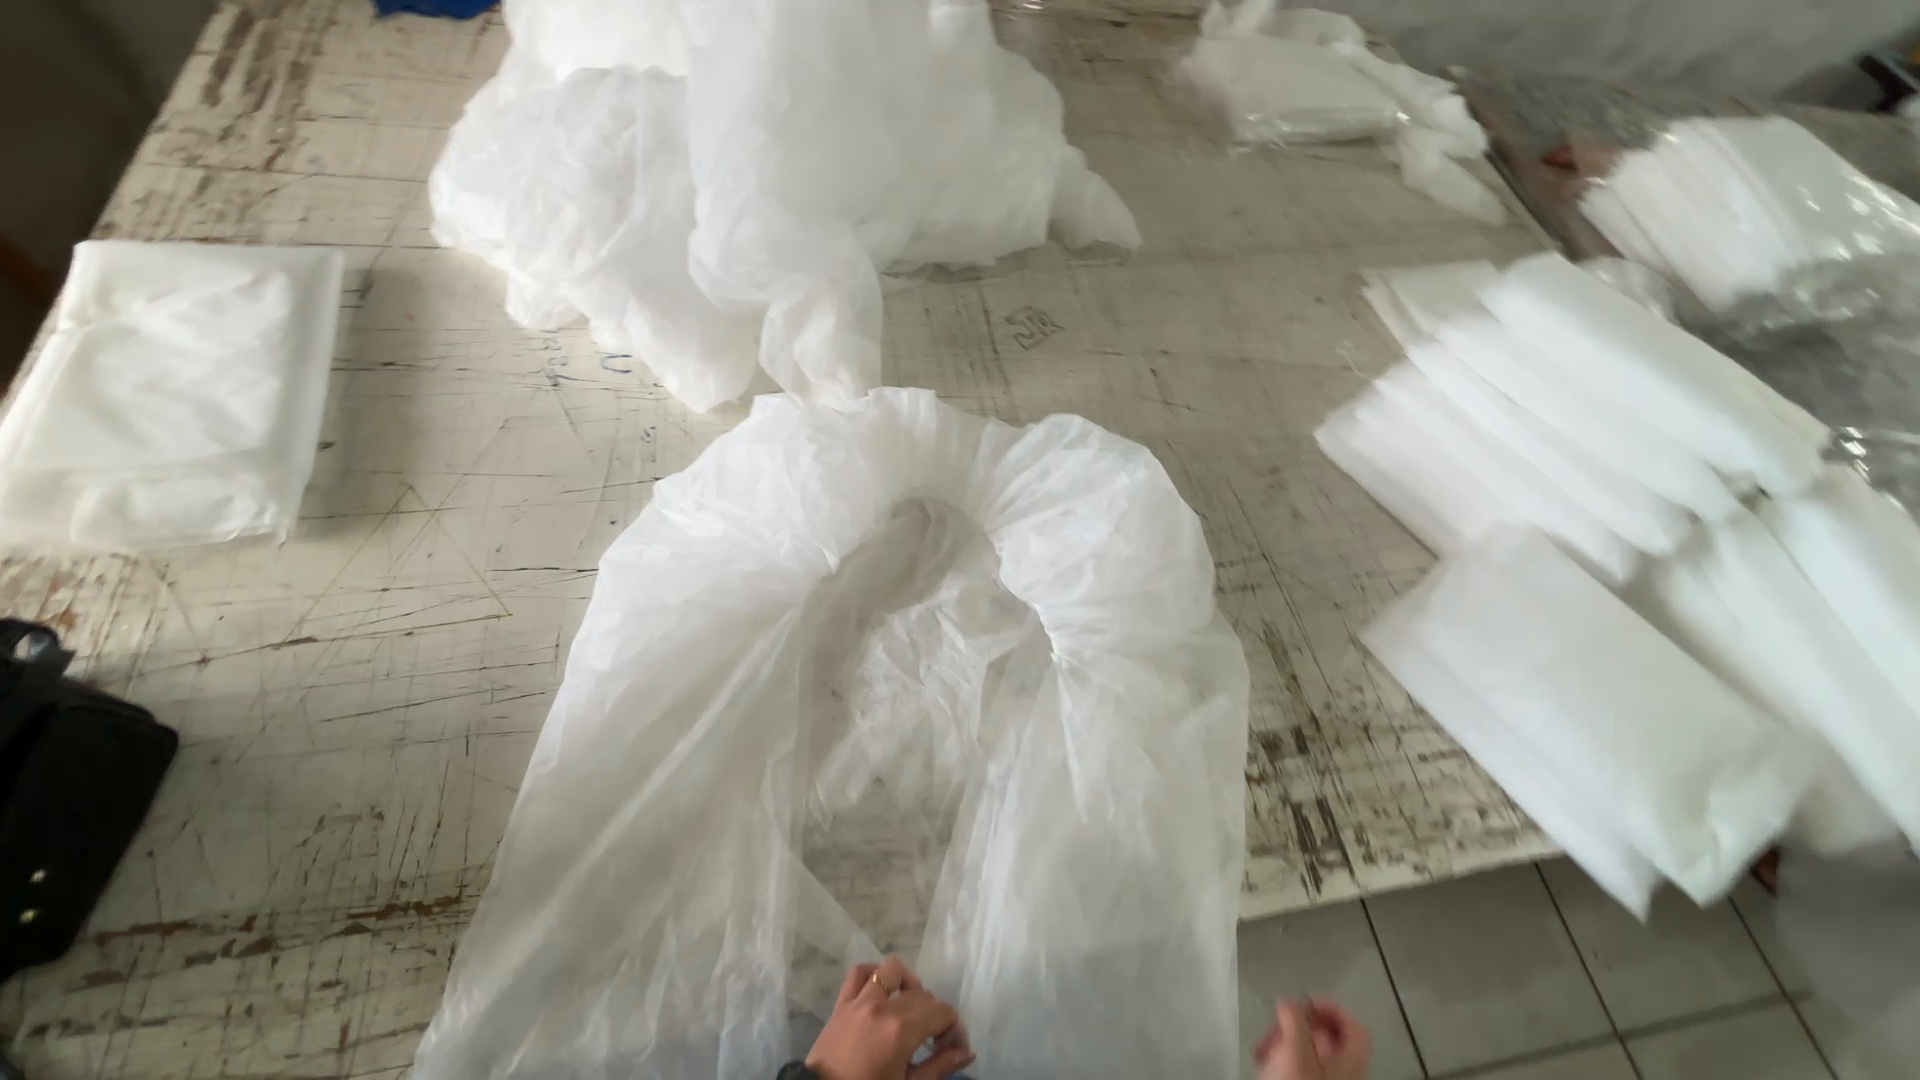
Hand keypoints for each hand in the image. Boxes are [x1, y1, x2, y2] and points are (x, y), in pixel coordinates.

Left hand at [806, 956, 973, 1079]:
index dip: (954, 1027)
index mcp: (901, 1031)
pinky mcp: (842, 1003)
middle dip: (936, 1014)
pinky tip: (882, 990)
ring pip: (893, 970)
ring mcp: (860, 1001)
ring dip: (908, 984)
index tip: (953, 1045)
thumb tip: (968, 1051)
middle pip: (923, 995)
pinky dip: (874, 974)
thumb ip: (940, 1067)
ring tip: (910, 1007)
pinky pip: (859, 972)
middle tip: (935, 1038)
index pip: (942, 1012)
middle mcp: (883, 1007)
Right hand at [1253, 997, 1370, 1079]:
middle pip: (1330, 1037)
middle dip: (1298, 1025)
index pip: (1355, 1027)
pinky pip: (1301, 1067)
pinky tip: (1264, 1061)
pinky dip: (1283, 1058)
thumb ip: (1293, 1020)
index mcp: (1351, 1063)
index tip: (1305, 1001)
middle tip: (1278, 1025)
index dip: (1333, 1008)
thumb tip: (1288, 1000)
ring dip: (1285, 1041)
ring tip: (1264, 1047)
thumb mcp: (1294, 1052)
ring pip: (1311, 1051)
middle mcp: (1346, 1074)